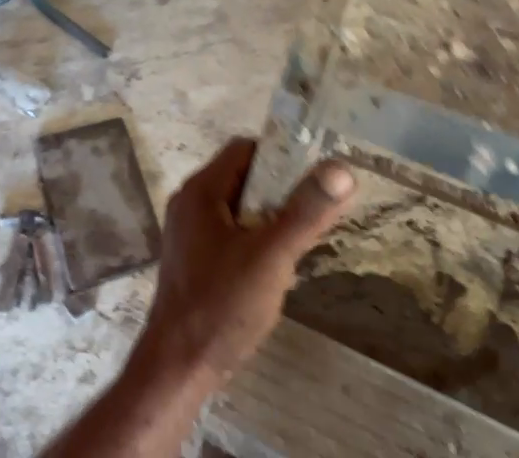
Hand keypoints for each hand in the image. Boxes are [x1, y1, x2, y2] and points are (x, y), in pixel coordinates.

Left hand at [132, 138, 355, 386]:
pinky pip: (231, 235)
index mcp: (200, 192)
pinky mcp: (194, 261)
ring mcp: (189, 235)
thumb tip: (342, 169)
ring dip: (270, 222)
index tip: (312, 183)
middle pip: (244, 179)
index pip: (246, 150)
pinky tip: (273, 273)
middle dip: (279, 195)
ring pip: (240, 210)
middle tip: (309, 220)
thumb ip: (306, 212)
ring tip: (294, 250)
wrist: (177, 369)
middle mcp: (190, 205)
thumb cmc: (221, 306)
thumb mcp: (272, 256)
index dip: (281, 158)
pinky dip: (255, 243)